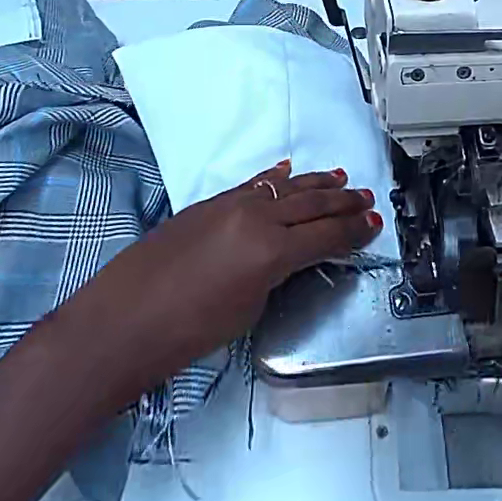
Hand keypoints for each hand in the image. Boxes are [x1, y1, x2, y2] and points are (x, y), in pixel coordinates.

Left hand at [52, 160, 381, 398]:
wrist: (128, 315)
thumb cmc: (190, 329)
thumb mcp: (249, 309)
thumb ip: (276, 275)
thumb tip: (289, 256)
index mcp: (272, 251)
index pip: (325, 235)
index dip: (353, 231)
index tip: (373, 223)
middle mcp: (256, 218)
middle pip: (310, 205)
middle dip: (341, 202)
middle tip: (366, 199)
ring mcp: (231, 204)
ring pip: (284, 187)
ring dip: (314, 184)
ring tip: (340, 179)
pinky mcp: (209, 202)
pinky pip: (252, 184)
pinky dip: (273, 179)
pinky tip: (286, 171)